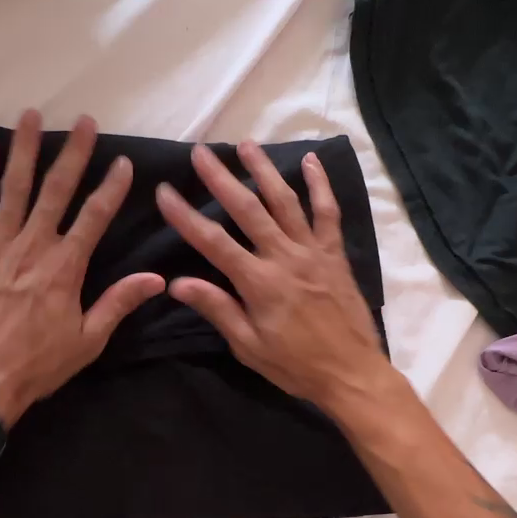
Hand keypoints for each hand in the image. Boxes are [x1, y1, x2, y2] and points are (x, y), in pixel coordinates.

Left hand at [0, 111, 164, 424]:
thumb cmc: (37, 365)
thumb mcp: (87, 340)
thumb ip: (118, 304)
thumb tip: (156, 279)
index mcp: (65, 268)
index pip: (95, 217)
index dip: (111, 188)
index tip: (123, 163)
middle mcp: (32, 247)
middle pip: (56, 191)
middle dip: (73, 154)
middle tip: (85, 121)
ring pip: (14, 189)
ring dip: (26, 150)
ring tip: (32, 116)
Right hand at [155, 142, 389, 410]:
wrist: (351, 372)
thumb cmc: (295, 366)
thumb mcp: (249, 346)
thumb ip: (217, 309)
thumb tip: (178, 283)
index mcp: (259, 283)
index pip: (214, 243)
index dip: (186, 216)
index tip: (165, 192)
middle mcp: (284, 258)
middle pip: (248, 210)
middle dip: (221, 179)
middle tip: (201, 152)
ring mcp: (313, 252)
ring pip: (286, 201)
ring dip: (264, 170)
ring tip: (245, 145)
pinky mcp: (335, 254)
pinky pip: (328, 213)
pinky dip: (320, 185)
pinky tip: (311, 161)